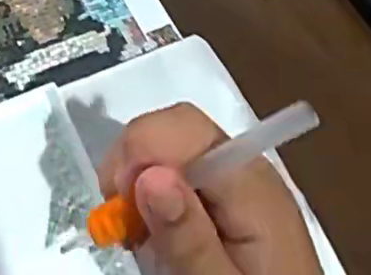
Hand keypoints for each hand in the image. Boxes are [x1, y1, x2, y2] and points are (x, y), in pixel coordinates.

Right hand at [98, 103, 320, 274]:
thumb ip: (189, 242)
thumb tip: (150, 177)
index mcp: (253, 187)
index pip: (186, 127)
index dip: (142, 148)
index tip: (118, 200)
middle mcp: (248, 169)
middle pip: (175, 128)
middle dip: (134, 158)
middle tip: (117, 215)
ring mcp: (240, 180)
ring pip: (171, 143)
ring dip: (138, 174)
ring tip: (132, 226)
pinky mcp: (231, 197)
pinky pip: (180, 166)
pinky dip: (152, 187)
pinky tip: (150, 226)